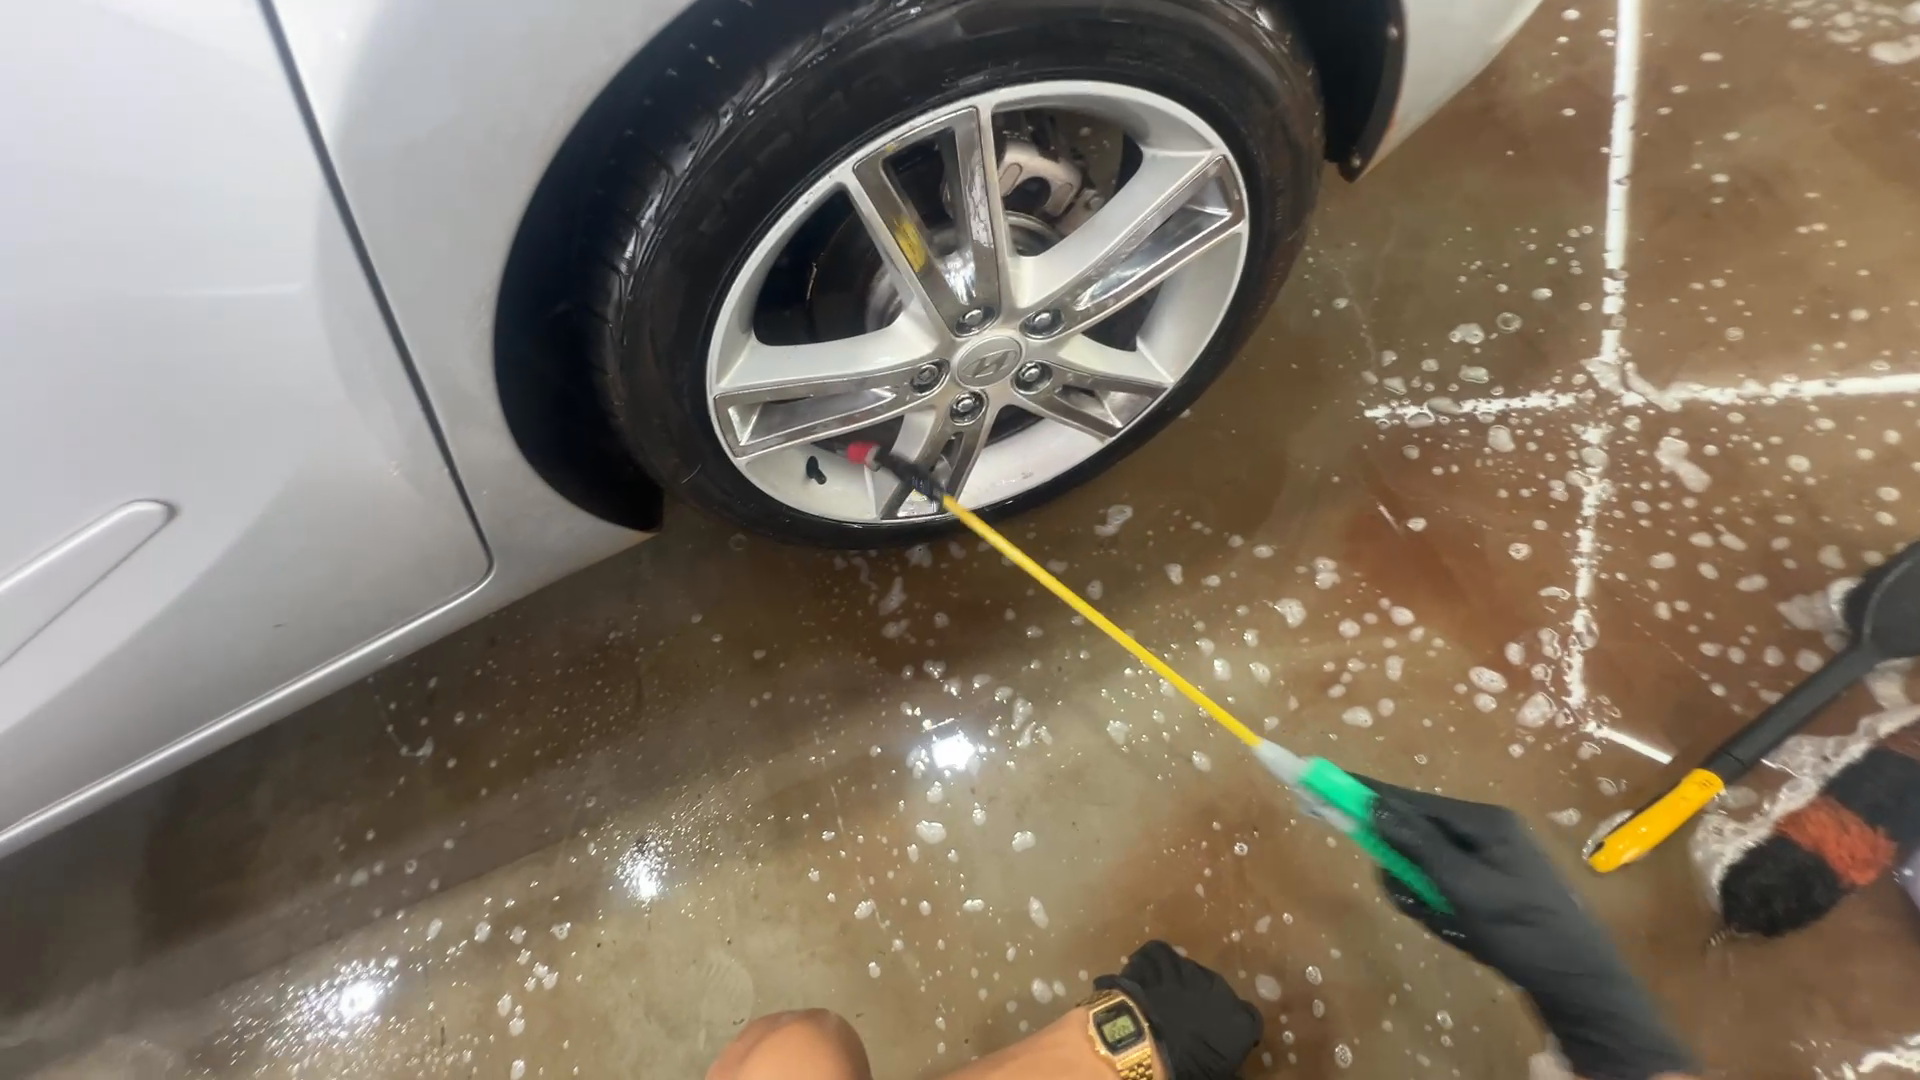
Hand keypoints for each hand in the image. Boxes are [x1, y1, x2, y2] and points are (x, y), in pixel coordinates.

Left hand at [1094, 940, 1260, 1079]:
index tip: (1225, 1038)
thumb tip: (1236, 1074)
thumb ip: (1231, 1070)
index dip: (1236, 1027)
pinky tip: (1146, 983)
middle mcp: (1220, 988)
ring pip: (1190, 975)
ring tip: (1164, 1004)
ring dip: (1181, 986)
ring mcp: (1190, 967)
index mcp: (1240, 1021)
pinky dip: (1156, 967)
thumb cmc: (1184, 1068)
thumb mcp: (1217, 1077)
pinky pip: (1162, 957)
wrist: (1140, 1041)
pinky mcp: (1161, 954)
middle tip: (1189, 1022)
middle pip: (1218, 994)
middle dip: (1206, 1005)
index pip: (1250, 1019)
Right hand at [1364, 780, 1696, 1079]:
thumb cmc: (1524, 931)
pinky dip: (1431, 901)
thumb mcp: (1466, 887)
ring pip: (1418, 859)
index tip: (1321, 779)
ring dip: (1417, 888)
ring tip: (1443, 919)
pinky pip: (1435, 879)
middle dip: (1400, 861)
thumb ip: (1418, 844)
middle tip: (1407, 889)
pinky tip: (1453, 925)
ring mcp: (1483, 856)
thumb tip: (1373, 806)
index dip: (1362, 791)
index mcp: (1481, 821)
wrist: (1582, 987)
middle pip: (1411, 829)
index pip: (1406, 798)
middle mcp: (1480, 829)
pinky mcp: (1483, 881)